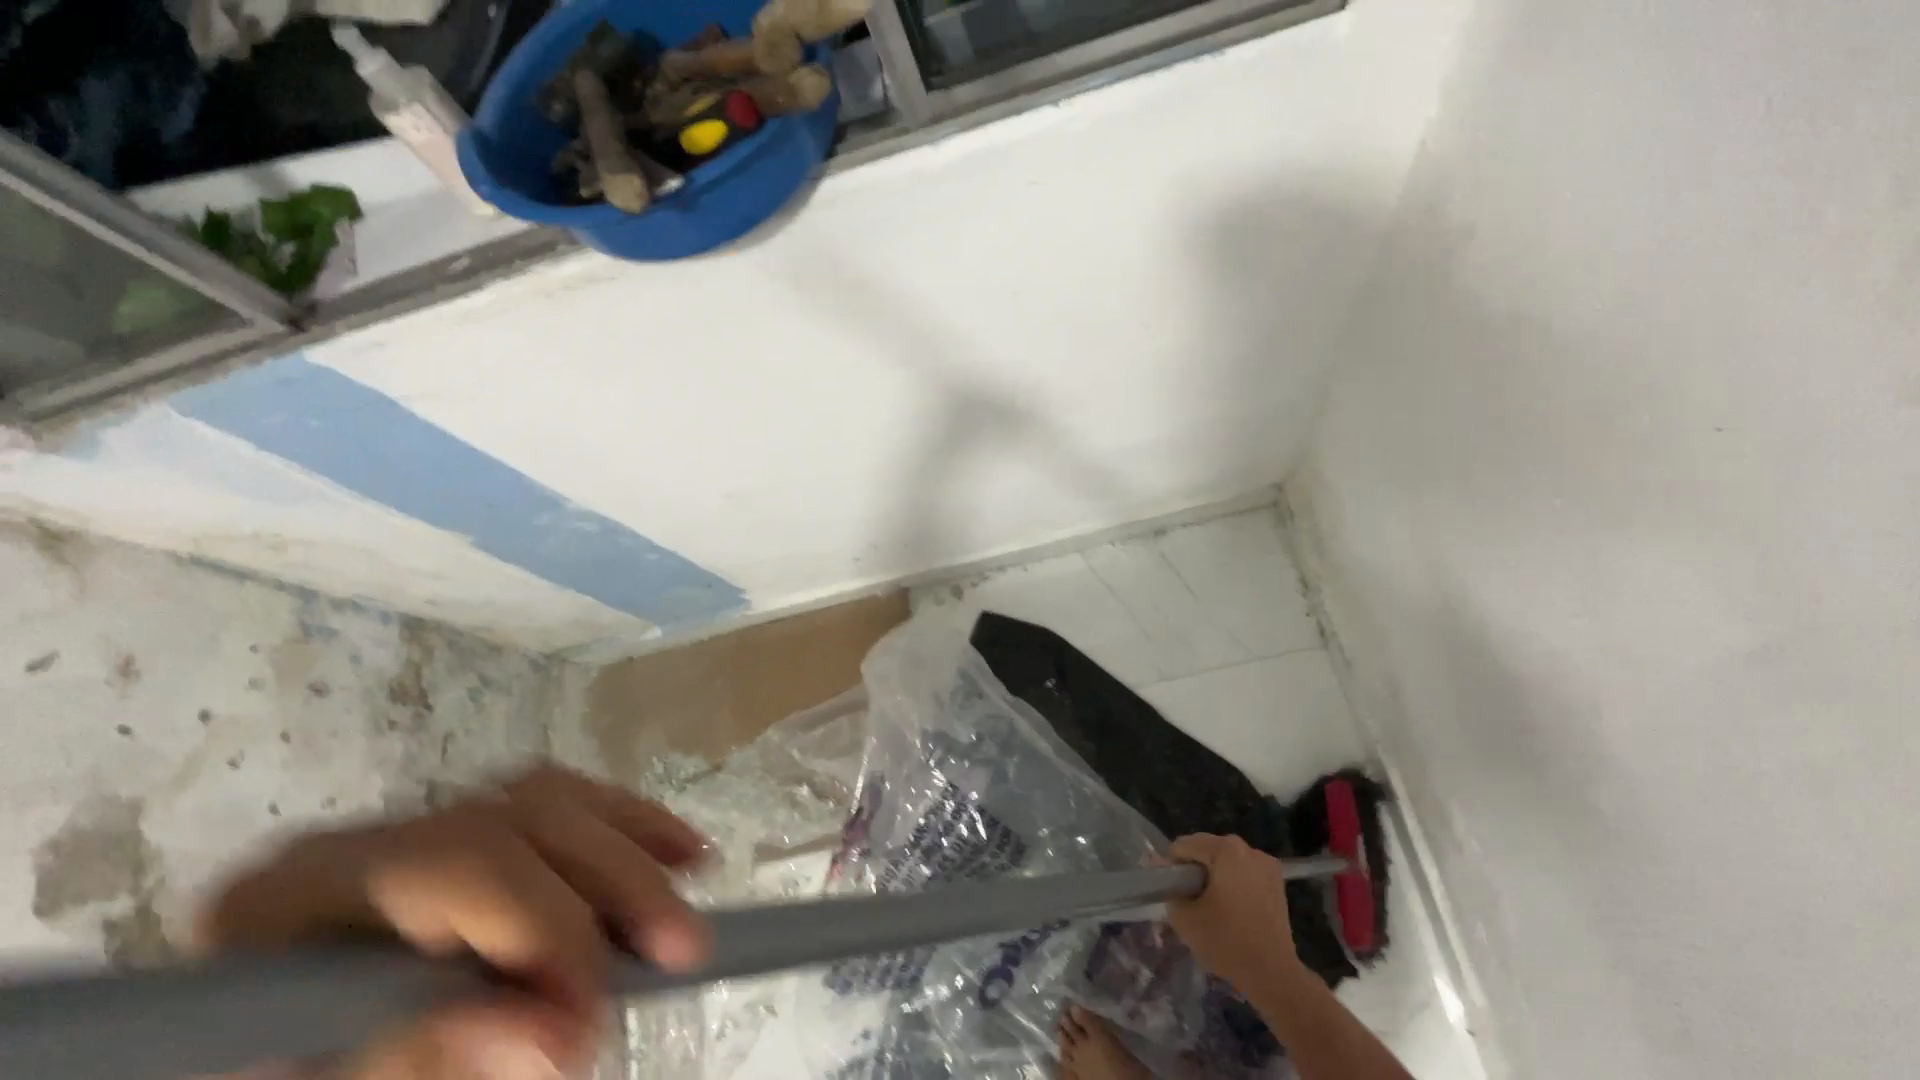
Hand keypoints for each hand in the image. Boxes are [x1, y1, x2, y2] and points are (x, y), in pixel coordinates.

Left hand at [196, 763, 709, 1079]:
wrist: (265, 1059)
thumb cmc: (287, 1066)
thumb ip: (426, 1059)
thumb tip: (560, 1034)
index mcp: (292, 895)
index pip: (456, 864)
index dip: (546, 926)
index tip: (592, 1020)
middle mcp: (359, 842)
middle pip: (515, 820)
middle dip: (614, 880)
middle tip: (684, 951)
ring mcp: (410, 832)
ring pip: (546, 798)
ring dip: (633, 840)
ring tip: (697, 877)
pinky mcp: (457, 842)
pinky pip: (555, 809)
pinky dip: (623, 829)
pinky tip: (679, 852)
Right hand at [1164, 833, 1303, 989]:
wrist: (1272, 975)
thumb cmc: (1225, 941)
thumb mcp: (1184, 917)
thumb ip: (1168, 889)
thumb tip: (1161, 872)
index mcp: (1226, 849)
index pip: (1184, 845)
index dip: (1171, 867)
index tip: (1171, 893)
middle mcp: (1249, 850)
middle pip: (1207, 850)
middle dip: (1193, 870)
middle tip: (1187, 901)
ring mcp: (1267, 866)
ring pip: (1226, 863)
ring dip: (1213, 877)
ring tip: (1208, 908)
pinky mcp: (1277, 884)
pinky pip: (1244, 875)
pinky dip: (1232, 885)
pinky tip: (1229, 911)